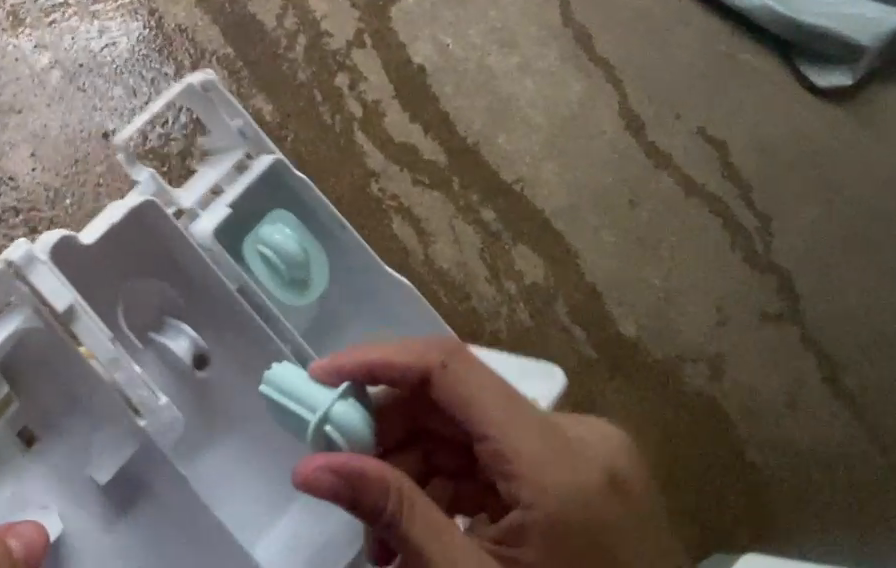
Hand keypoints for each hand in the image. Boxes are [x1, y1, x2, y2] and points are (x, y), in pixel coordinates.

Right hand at [292, 338, 689, 567]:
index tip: (317, 380)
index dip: (373, 361)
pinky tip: (423, 528)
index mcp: (559, 460)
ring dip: (415, 467)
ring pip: (469, 430)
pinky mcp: (588, 478)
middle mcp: (579, 436)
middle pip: (453, 402)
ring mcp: (589, 455)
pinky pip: (497, 458)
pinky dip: (452, 486)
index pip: (447, 366)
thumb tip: (307, 467)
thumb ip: (392, 513)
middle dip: (388, 436)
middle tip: (344, 479)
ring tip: (383, 533)